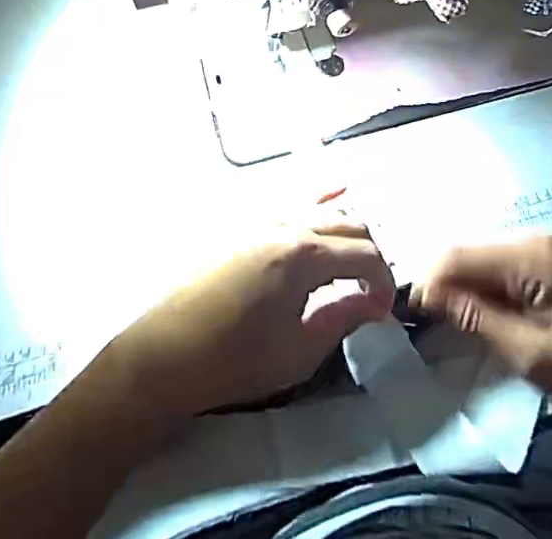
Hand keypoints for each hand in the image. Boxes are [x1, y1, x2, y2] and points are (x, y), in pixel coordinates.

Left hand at [97, 222, 395, 418]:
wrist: (167, 353)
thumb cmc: (235, 359)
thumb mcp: (300, 350)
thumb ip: (343, 317)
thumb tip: (372, 303)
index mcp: (302, 253)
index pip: (365, 253)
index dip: (383, 282)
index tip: (381, 310)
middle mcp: (282, 222)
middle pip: (346, 221)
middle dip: (367, 252)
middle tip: (367, 287)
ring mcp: (255, 216)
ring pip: (315, 205)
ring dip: (341, 226)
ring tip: (347, 256)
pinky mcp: (235, 221)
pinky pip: (282, 200)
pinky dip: (309, 198)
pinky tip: (325, 193)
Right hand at [412, 235, 551, 428]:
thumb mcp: (529, 355)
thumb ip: (476, 319)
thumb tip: (426, 295)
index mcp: (531, 256)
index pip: (458, 255)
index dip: (430, 281)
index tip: (414, 313)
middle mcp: (532, 239)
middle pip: (465, 251)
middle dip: (443, 282)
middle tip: (432, 320)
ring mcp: (539, 248)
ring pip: (477, 257)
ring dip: (461, 286)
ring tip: (455, 320)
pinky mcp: (544, 261)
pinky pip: (495, 266)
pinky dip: (481, 287)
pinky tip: (482, 313)